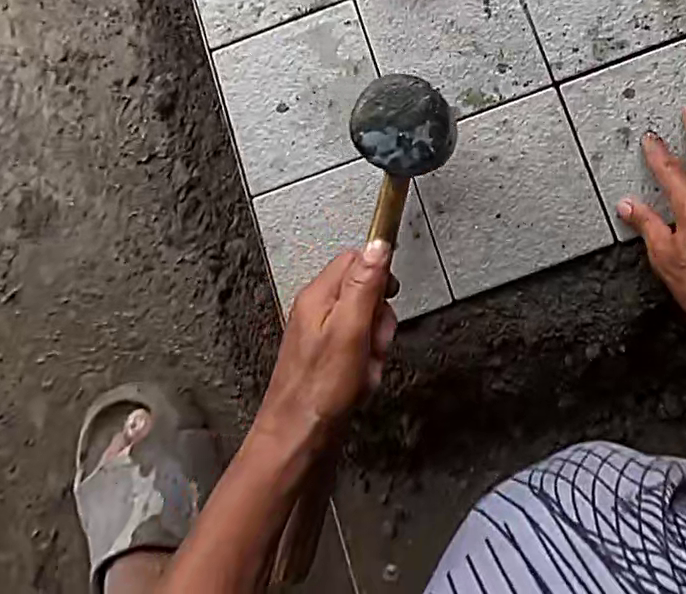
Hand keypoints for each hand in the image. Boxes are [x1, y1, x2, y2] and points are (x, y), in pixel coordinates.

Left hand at [253, 241, 398, 452]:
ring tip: (365, 363)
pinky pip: (363, 342)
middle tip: (372, 339)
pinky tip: (360, 376)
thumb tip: (378, 245)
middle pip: (368, 289)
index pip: (358, 258)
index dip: (380, 275)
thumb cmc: (318, 390)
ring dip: (377, 341)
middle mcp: (317, 309)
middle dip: (381, 316)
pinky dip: (369, 359)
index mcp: (318, 296)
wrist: (298, 439)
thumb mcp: (350, 328)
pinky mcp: (329, 353)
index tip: (387, 296)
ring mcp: (322, 332)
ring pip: (369, 317)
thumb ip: (365, 284)